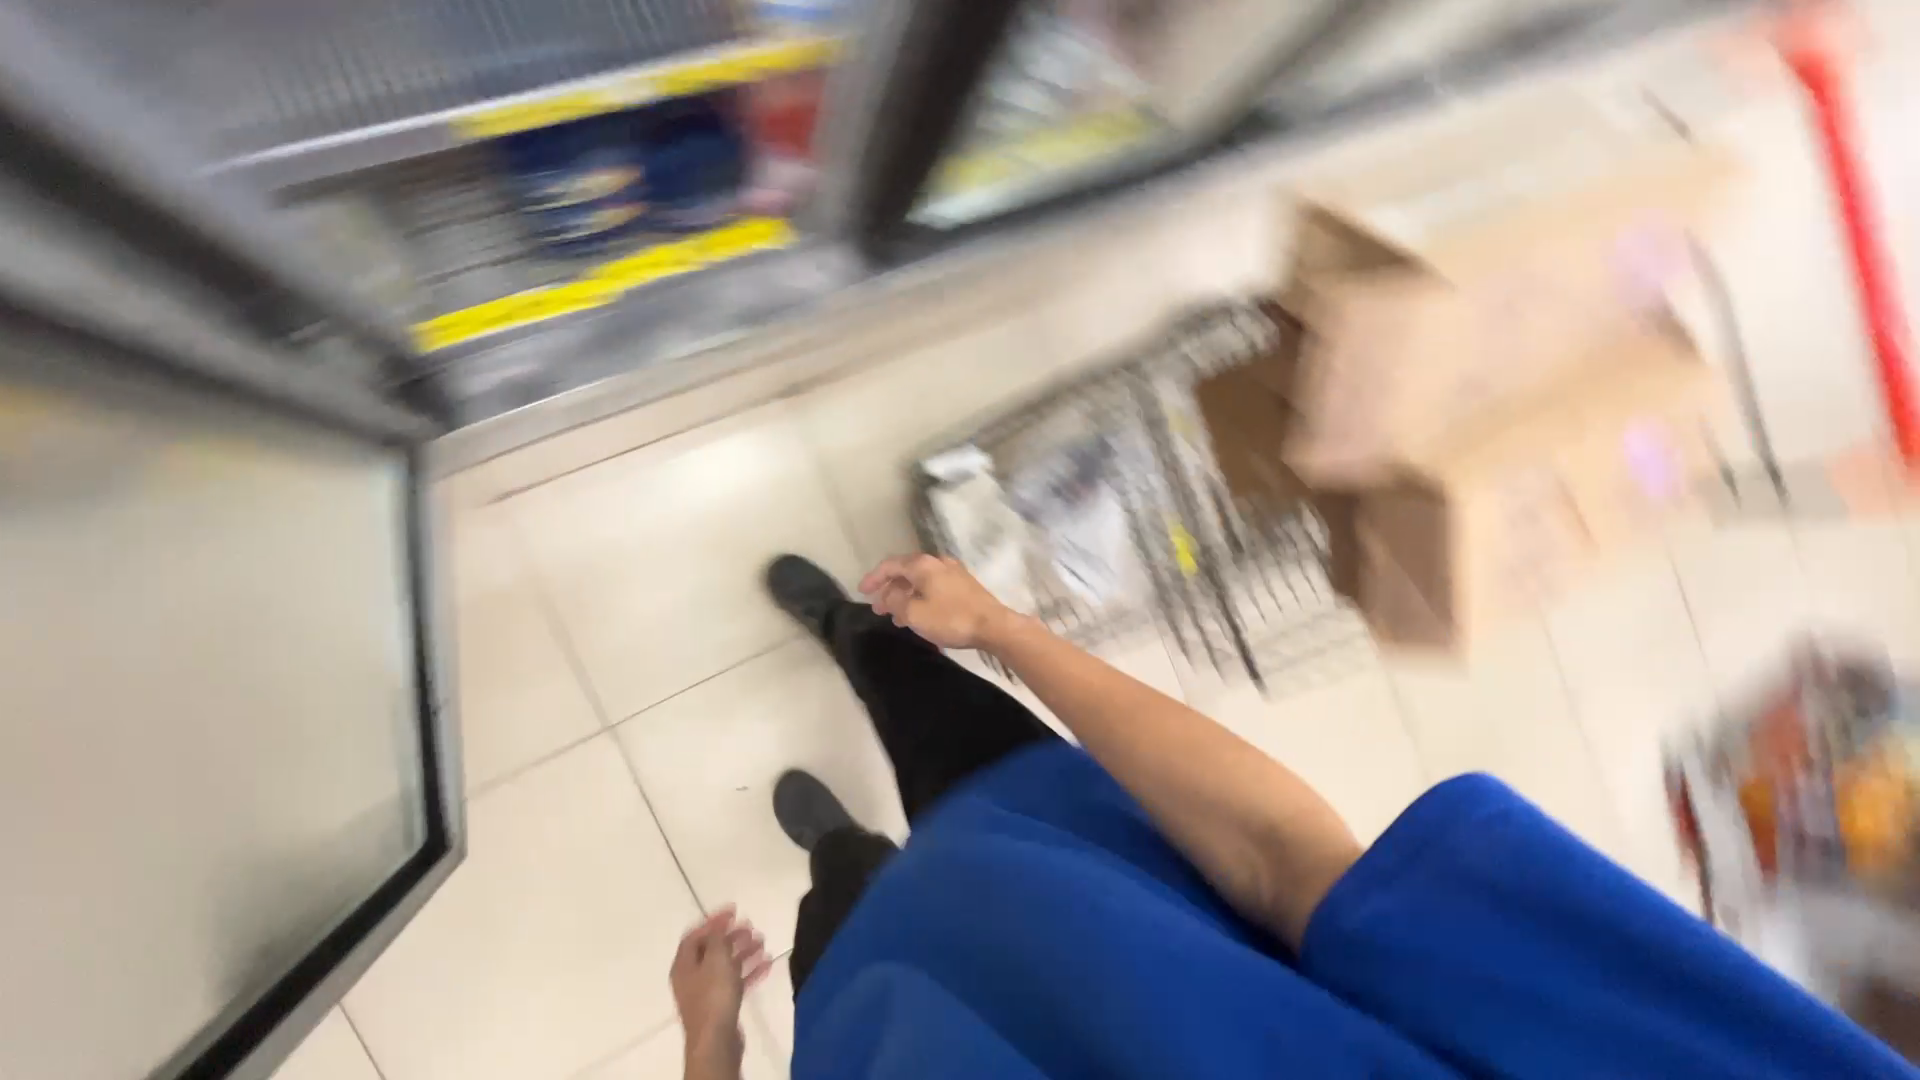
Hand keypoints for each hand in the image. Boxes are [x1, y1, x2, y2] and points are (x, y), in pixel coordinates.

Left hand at [670, 907, 769, 1073]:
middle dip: (732, 935)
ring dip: (743, 951)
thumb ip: (718, 938)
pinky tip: (767, 964)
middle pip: (712, 949)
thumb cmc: (713, 996)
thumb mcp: (716, 958)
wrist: (716, 1042)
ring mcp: (706, 993)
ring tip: (762, 942)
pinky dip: (749, 971)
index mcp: (684, 964)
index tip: (734, 910)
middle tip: (751, 926)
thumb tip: (719, 923)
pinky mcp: (720, 1006)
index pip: (695, 934)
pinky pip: (735, 981)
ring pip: (725, 965)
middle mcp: (692, 977)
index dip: (713, 920)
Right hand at [859, 554, 1017, 649]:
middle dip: (889, 589)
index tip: (862, 592)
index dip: (873, 578)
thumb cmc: (950, 618)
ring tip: (896, 617)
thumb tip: (887, 596)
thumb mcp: (914, 613)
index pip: (890, 565)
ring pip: (921, 581)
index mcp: (923, 565)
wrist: (994, 626)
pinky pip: (934, 587)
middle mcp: (938, 562)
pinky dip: (921, 598)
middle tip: (878, 608)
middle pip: (906, 572)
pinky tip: (919, 615)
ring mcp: (954, 572)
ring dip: (905, 596)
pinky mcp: (964, 585)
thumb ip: (895, 602)